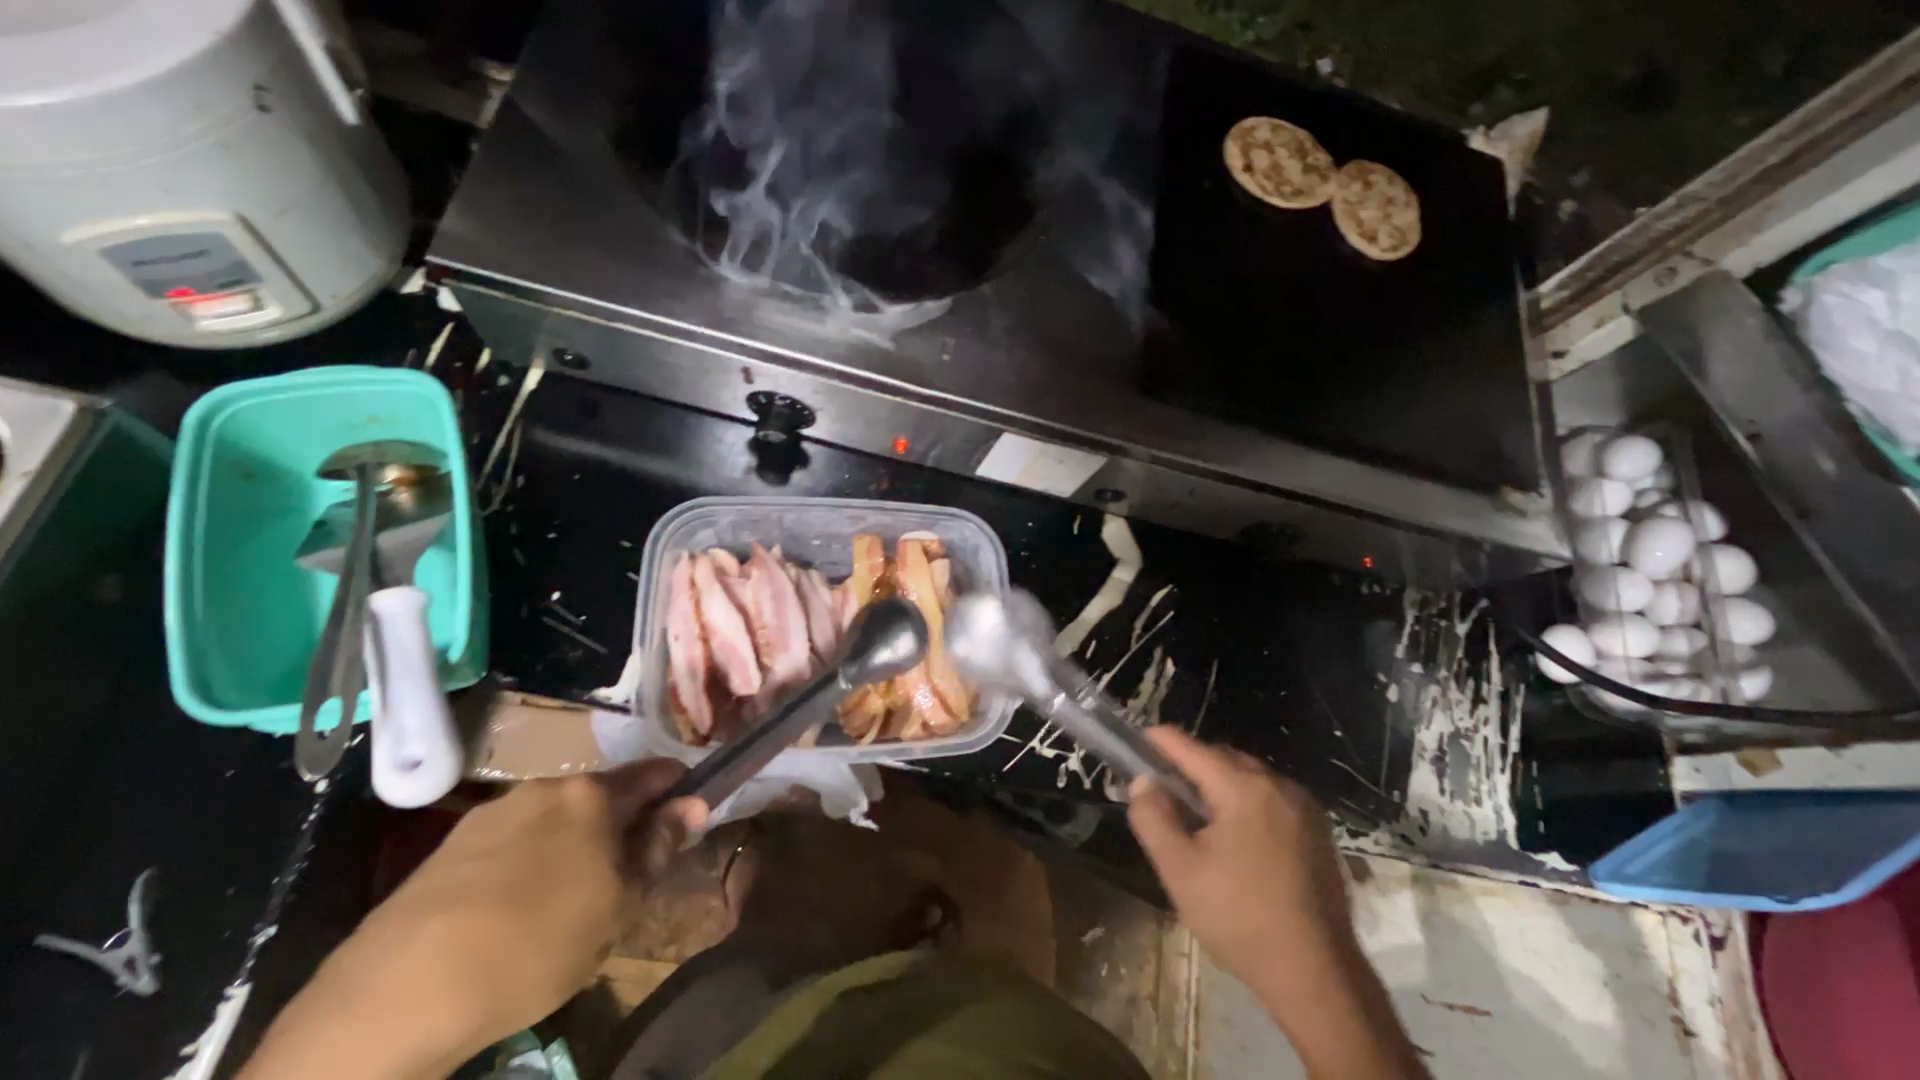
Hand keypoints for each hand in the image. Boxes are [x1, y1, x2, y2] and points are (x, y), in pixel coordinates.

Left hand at [241, 762, 706, 1079]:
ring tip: (574, 894)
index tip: (691, 814)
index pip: (652, 774)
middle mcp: (542, 787)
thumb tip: (693, 804)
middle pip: (598, 795)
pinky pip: (513, 841)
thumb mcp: (618, 905)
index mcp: (591, 795)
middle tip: (632, 871)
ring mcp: (491, 812)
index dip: (677, 790)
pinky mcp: (450, 845)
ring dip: (574, 842)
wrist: (406, 987)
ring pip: (553, 819)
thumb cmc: (539, 942)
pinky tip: (521, 905)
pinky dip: (532, 860)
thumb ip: (656, 848)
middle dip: (621, 822)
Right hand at [1126, 727, 1352, 998]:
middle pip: (1225, 759)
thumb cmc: (1239, 917)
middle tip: (1161, 785)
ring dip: (1220, 784)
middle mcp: (1280, 787)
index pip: (1193, 749)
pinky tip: (1234, 837)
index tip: (1137, 738)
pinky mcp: (1320, 835)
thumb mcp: (1179, 869)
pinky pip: (1273, 801)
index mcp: (1244, 789)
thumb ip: (1154, 818)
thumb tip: (1144, 782)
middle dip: (1191, 764)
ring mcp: (1306, 810)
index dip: (1161, 741)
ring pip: (1252, 780)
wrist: (1315, 972)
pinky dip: (1247, 803)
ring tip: (1194, 812)